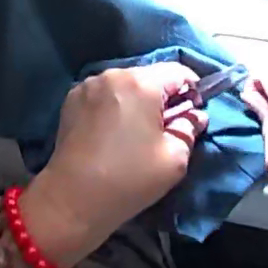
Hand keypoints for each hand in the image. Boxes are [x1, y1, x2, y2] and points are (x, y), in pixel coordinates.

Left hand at [20, 64, 207, 267]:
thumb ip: (189, 128)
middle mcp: (113, 74)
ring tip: (136, 131)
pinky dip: (113, 104)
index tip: (193, 112)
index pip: (178, 72)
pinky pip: (103, 93)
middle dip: (162, 96)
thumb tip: (195, 114)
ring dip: (136, 99)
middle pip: (149, 76)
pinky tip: (112, 131)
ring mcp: (88, 84)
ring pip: (124, 83)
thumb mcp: (174, 158)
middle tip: (166, 126)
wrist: (74, 196)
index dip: (192, 89)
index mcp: (141, 83)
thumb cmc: (130, 177)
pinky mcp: (72, 97)